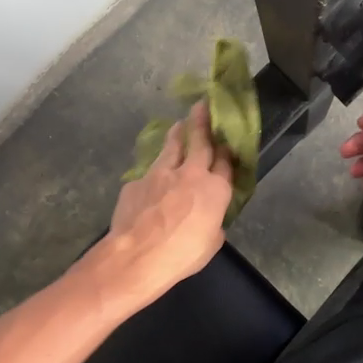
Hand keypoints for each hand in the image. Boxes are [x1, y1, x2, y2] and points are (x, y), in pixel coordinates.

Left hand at [93, 100, 235, 307]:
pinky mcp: (135, 182)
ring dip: (178, 134)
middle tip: (203, 106)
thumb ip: (212, 222)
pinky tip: (151, 178)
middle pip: (200, 142)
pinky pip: (148, 173)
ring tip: (179, 125)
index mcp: (215, 190)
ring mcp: (159, 174)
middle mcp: (189, 174)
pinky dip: (154, 172)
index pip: (225, 162)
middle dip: (203, 122)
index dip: (227, 150)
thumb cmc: (182, 254)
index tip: (226, 139)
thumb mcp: (210, 242)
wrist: (137, 256)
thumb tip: (208, 218)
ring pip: (171, 147)